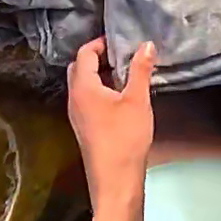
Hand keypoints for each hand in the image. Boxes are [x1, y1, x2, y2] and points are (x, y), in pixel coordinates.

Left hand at [67, 38, 156, 210]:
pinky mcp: (83, 126)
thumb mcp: (137, 100)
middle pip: (79, 67)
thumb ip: (140, 69)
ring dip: (99, 73)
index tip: (119, 40)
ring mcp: (76, 113)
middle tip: (121, 54)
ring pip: (82, 84)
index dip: (100, 43)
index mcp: (82, 87)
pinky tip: (120, 95)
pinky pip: (86, 98)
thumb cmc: (125, 137)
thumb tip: (146, 44)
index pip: (84, 53)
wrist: (115, 180)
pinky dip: (99, 89)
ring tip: (124, 72)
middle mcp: (74, 98)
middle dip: (98, 57)